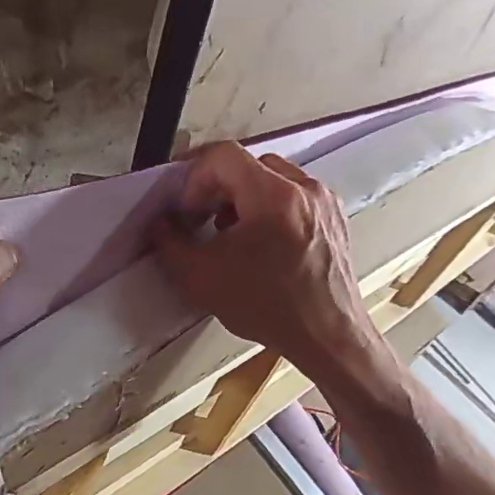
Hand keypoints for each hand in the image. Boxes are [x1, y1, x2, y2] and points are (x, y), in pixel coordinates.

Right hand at [152, 143, 395, 384]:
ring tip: (229, 232)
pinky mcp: (334, 218)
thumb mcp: (201, 278)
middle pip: (248, 164)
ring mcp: (324, 201)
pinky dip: (269, 207)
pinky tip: (259, 242)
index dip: (194, 178)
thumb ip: (170, 244)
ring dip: (242, 196)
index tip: (187, 211)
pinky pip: (294, 195)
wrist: (328, 338)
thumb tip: (161, 224)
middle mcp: (304, 188)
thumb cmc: (268, 307)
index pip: (224, 156)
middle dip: (217, 187)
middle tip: (201, 219)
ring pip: (272, 178)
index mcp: (273, 196)